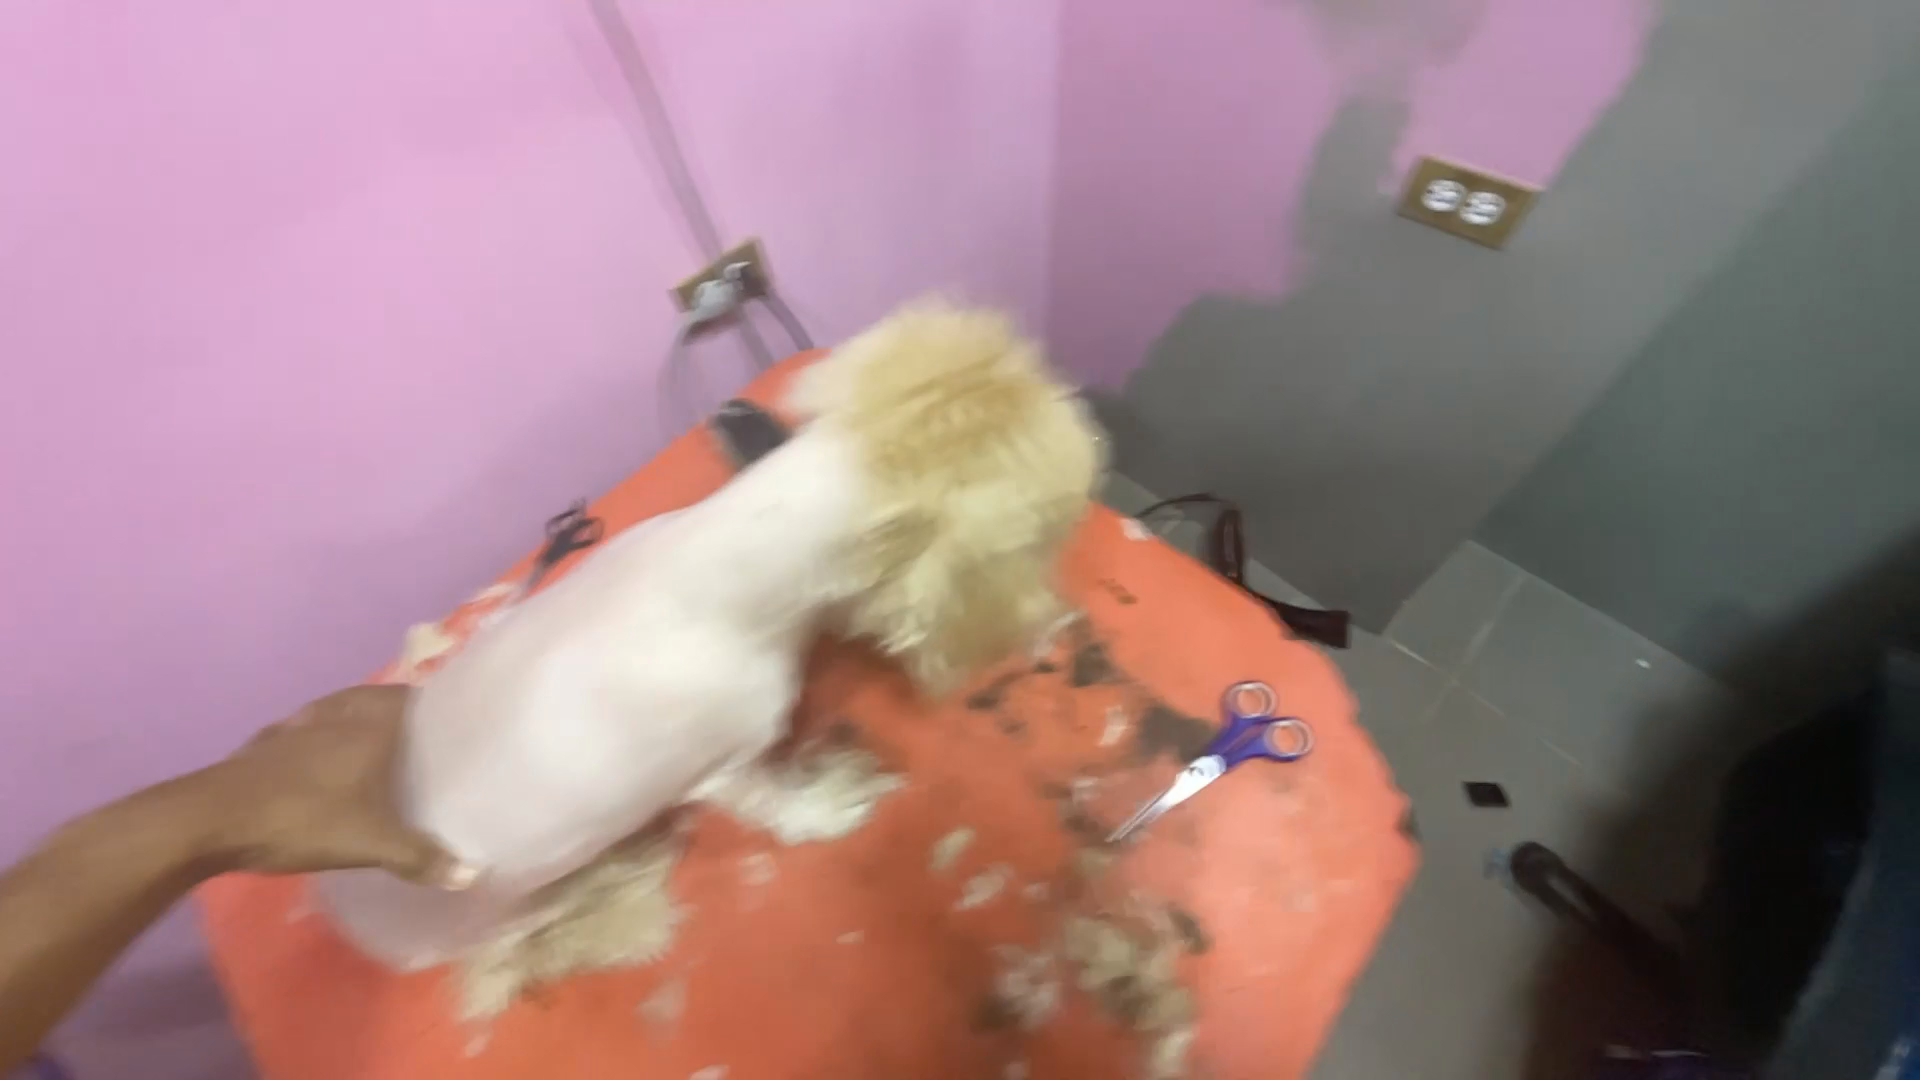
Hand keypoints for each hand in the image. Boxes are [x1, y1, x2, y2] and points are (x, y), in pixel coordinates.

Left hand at [189, 685, 476, 888]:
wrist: (200, 823)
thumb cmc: (301, 818)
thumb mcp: (369, 844)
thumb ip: (419, 857)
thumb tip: (472, 876)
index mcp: (373, 726)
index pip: (415, 696)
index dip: (435, 701)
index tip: (454, 716)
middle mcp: (339, 717)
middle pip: (375, 696)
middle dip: (395, 707)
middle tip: (415, 731)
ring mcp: (294, 728)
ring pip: (334, 708)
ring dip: (351, 716)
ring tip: (367, 738)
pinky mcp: (258, 746)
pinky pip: (298, 730)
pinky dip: (310, 736)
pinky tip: (309, 757)